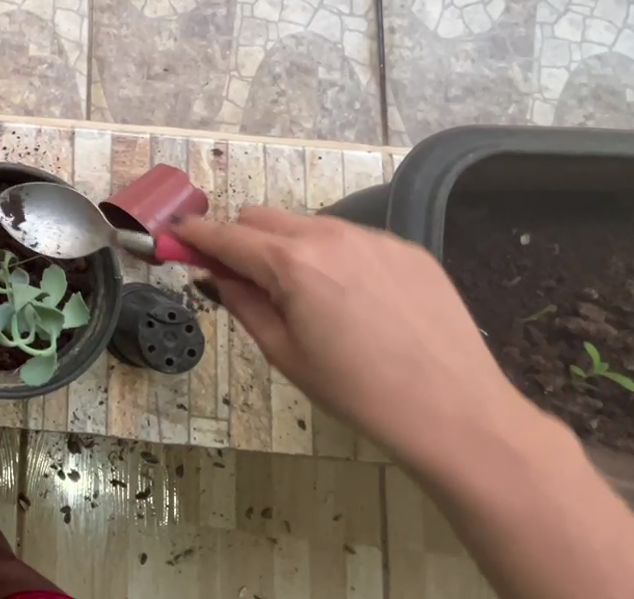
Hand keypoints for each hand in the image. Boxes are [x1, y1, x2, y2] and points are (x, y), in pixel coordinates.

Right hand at [173, 207, 539, 472]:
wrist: (462, 417)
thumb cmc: (360, 393)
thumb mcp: (283, 352)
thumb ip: (240, 301)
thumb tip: (214, 273)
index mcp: (291, 264)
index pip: (223, 234)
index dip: (191, 234)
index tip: (172, 236)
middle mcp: (328, 236)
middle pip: (259, 216)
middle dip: (239, 239)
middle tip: (242, 278)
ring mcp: (373, 239)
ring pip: (304, 224)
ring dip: (286, 246)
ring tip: (308, 296)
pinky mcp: (407, 250)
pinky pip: (349, 239)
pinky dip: (332, 256)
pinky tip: (354, 301)